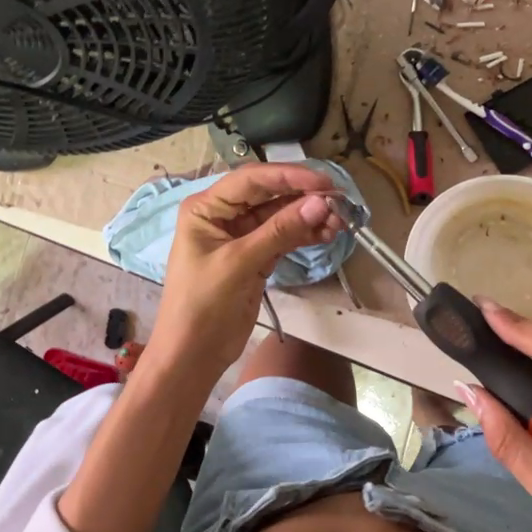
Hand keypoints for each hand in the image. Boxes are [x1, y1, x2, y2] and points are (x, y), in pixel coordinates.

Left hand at [152, 164, 342, 378]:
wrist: (192, 356)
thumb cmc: (202, 305)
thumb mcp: (239, 264)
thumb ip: (279, 231)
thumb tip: (320, 203)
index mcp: (206, 207)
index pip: (251, 179)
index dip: (288, 176)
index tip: (323, 181)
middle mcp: (222, 214)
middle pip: (268, 194)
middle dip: (303, 195)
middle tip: (339, 199)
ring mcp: (240, 236)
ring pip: (280, 215)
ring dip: (309, 216)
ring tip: (339, 221)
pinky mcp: (255, 257)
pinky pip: (284, 237)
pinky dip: (305, 234)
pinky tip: (328, 234)